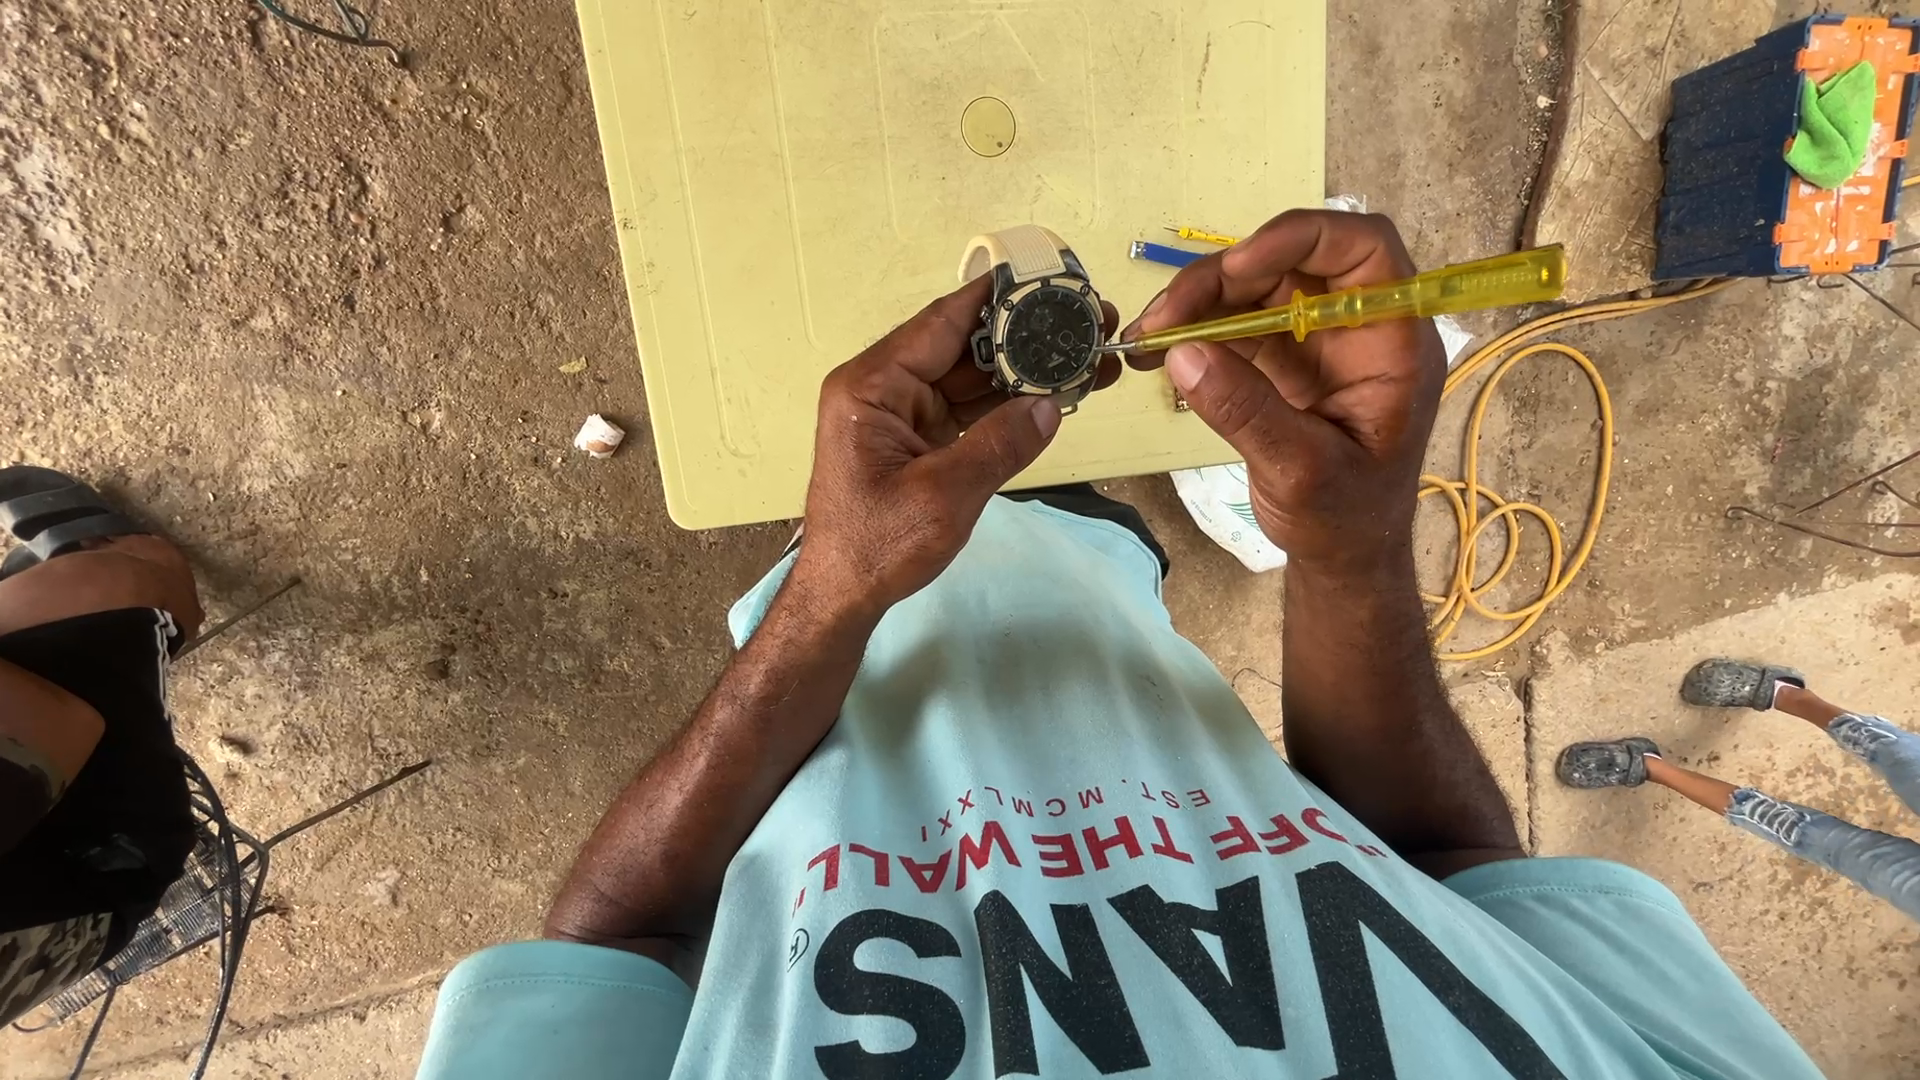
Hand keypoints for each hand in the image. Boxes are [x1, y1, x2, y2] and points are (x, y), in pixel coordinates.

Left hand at [795, 275, 1118, 617]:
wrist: (844, 594)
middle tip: (1086, 324)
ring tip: (1084, 359)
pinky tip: (1052, 397)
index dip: (997, 298)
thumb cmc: (878, 545)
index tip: (1048, 276)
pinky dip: (1007, 408)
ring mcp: (904, 415)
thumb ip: (999, 445)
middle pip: (963, 348)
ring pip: (971, 380)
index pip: (942, 323)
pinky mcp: (919, 441)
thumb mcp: (943, 496)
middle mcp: (886, 389)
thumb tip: (1051, 405)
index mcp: (873, 385)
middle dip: (1024, 338)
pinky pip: (969, 412)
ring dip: (1023, 373)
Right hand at [1123, 210, 1443, 572]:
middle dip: (1220, 280)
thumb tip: (1181, 353)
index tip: (1235, 268)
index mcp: (1389, 341)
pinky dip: (1191, 334)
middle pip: (1288, 266)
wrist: (1339, 553)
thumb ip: (1245, 411)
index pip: (1361, 250)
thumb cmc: (1343, 517)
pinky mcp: (1277, 363)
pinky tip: (1155, 353)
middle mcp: (1351, 327)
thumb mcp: (1299, 470)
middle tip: (1162, 318)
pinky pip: (1232, 328)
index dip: (1299, 238)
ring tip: (1144, 338)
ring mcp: (1311, 343)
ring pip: (1251, 292)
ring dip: (1194, 306)